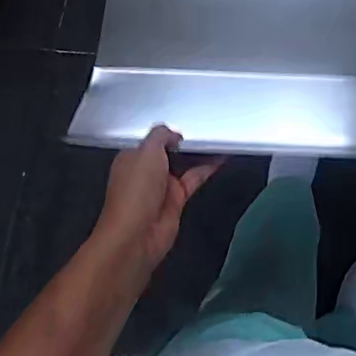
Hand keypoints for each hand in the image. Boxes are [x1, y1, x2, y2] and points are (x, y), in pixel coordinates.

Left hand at [95, 126, 223, 270]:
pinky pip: (195, 177)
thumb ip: (161, 135)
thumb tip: (175, 135)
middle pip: (169, 151)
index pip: (150, 140)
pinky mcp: (177, 199)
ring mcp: (162, 186)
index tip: (186, 120)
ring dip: (200, 152)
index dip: (166, 131)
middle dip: (185, 141)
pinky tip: (223, 155)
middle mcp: (146, 171)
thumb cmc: (136, 189)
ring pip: (184, 164)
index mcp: (132, 158)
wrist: (135, 236)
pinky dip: (209, 167)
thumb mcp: (146, 150)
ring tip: (219, 136)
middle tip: (207, 125)